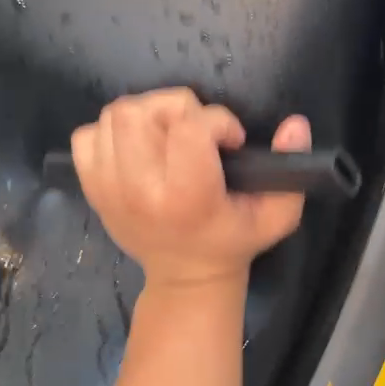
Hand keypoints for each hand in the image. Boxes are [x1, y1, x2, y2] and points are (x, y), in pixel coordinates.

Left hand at [70, 88, 310, 289]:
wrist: (186, 276)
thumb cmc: (237, 240)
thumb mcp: (281, 212)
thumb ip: (292, 166)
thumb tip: (296, 123)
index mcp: (187, 196)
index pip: (189, 128)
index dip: (218, 120)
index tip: (231, 141)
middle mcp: (140, 189)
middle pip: (142, 112)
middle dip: (178, 108)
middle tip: (198, 133)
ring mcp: (109, 188)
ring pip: (115, 116)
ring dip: (150, 115)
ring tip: (172, 136)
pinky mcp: (92, 187)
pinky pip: (88, 135)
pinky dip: (115, 131)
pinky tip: (142, 147)